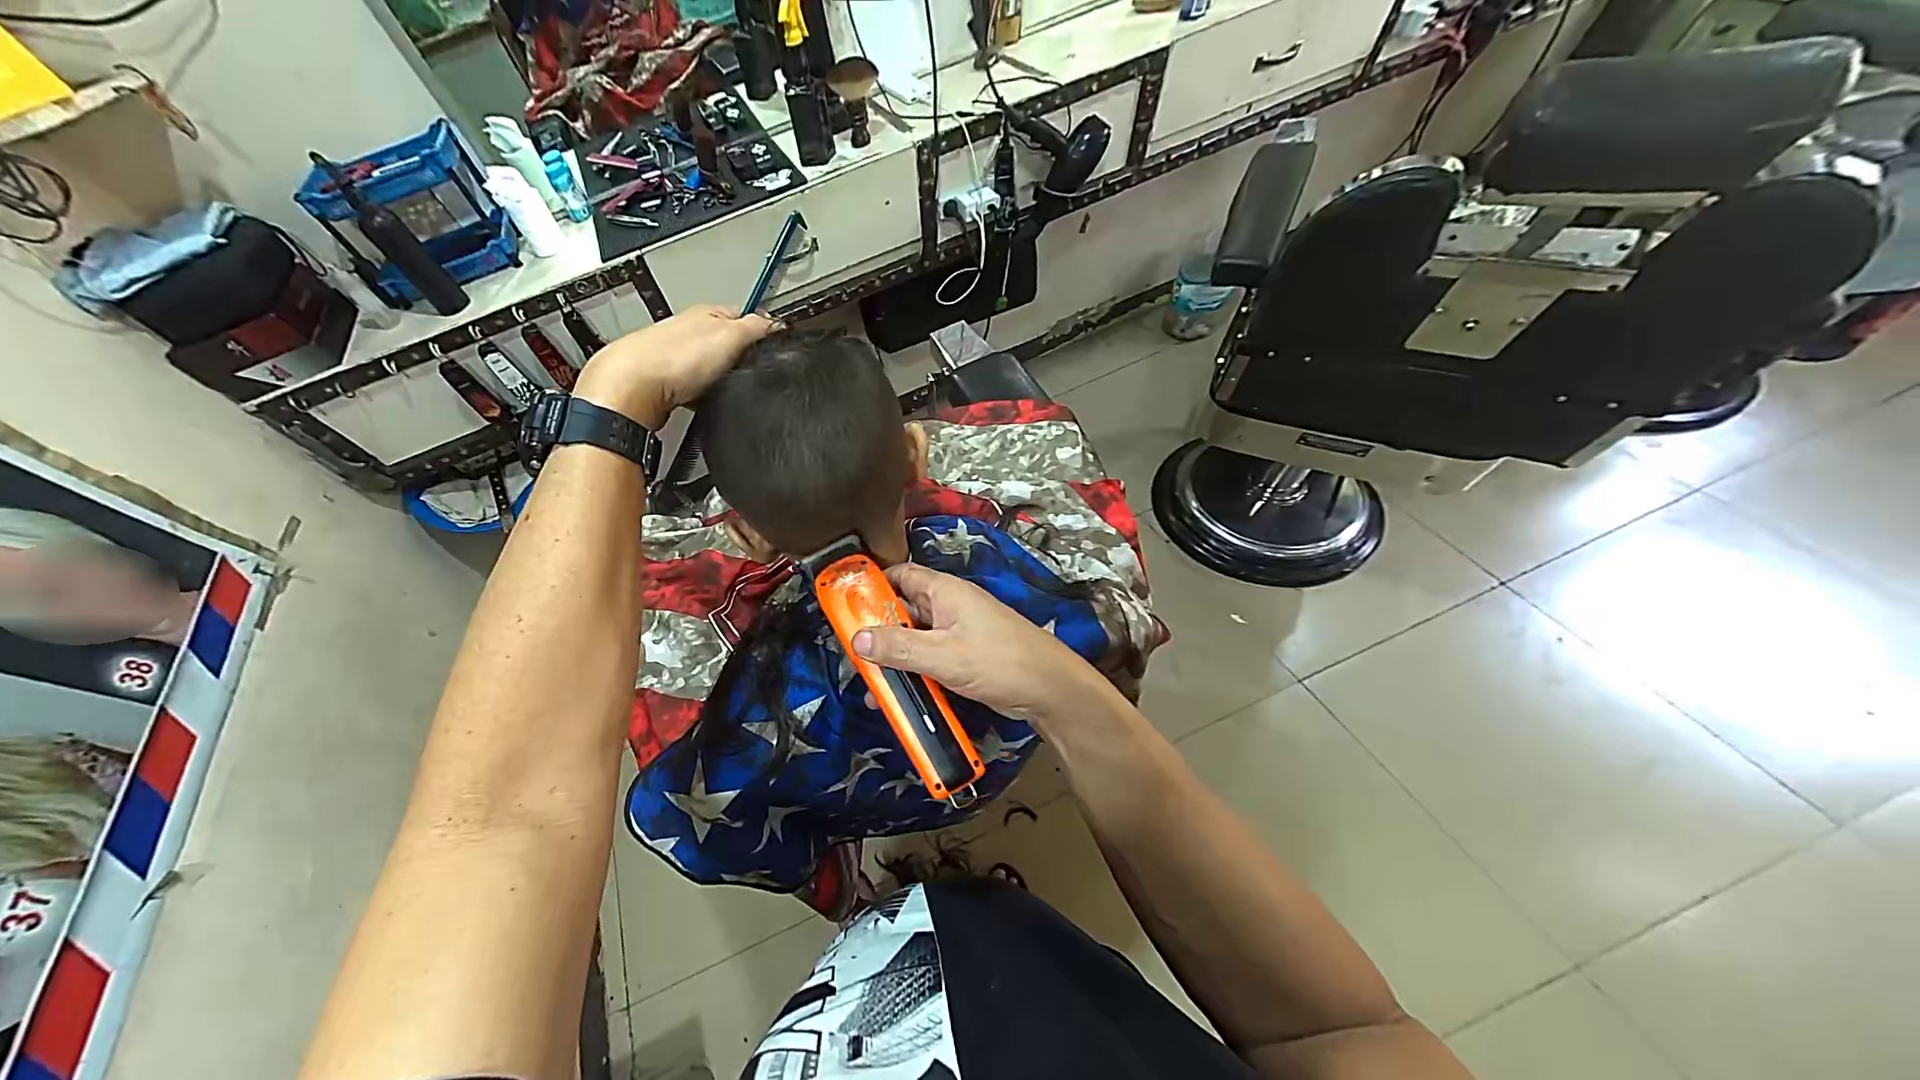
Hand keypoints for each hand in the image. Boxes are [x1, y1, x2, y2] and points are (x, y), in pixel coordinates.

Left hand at [573, 305, 778, 428]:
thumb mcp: (732, 335)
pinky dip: (704, 397)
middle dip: (741, 361)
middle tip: (745, 372)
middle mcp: (690, 331)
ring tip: (720, 387)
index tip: (774, 345)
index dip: (763, 331)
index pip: (746, 316)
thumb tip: (777, 324)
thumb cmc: (673, 359)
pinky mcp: (670, 383)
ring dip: (721, 381)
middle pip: (729, 346)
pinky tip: (703, 400)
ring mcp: (678, 357)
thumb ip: (757, 327)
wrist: (632, 389)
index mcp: (707, 313)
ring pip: (713, 370)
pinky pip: (698, 391)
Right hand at [851, 563, 1113, 728]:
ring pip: (914, 639)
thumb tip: (856, 639)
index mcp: (944, 591)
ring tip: (872, 683)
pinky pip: (929, 658)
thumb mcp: (942, 655)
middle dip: (877, 631)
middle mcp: (948, 606)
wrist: (1049, 689)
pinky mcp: (963, 656)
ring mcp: (957, 632)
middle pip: (902, 610)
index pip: (899, 576)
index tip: (844, 606)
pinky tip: (899, 695)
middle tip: (853, 653)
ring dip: (894, 658)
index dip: (870, 586)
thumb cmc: (1000, 661)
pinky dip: (913, 672)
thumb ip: (898, 647)